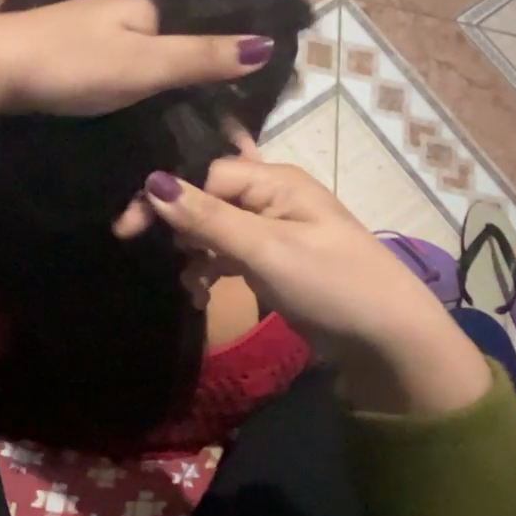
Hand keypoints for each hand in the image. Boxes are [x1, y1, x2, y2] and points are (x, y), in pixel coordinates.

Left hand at [0, 0, 273, 153]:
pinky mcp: (52, 56)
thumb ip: (202, 58)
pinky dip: (105, 100)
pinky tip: (103, 122)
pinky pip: (95, 79)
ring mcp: (79, 32)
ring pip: (124, 69)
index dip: (205, 82)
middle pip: (156, 55)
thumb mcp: (146, 64)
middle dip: (168, 95)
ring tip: (141, 142)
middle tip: (171, 143)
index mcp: (140, 8)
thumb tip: (267, 44)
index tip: (210, 128)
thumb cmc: (72, 64)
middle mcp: (111, 13)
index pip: (189, 41)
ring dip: (135, 102)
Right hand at [135, 159, 492, 412]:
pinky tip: (198, 292)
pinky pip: (225, 254)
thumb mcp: (265, 249)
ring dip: (190, 251)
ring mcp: (271, 231)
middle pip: (205, 197)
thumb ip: (207, 217)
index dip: (167, 196)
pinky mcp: (270, 262)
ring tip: (184, 282)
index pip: (204, 174)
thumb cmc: (331, 283)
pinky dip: (207, 269)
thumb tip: (151, 182)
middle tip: (134, 245)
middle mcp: (270, 198)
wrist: (386, 341)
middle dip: (174, 223)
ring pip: (211, 228)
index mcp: (275, 181)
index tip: (129, 228)